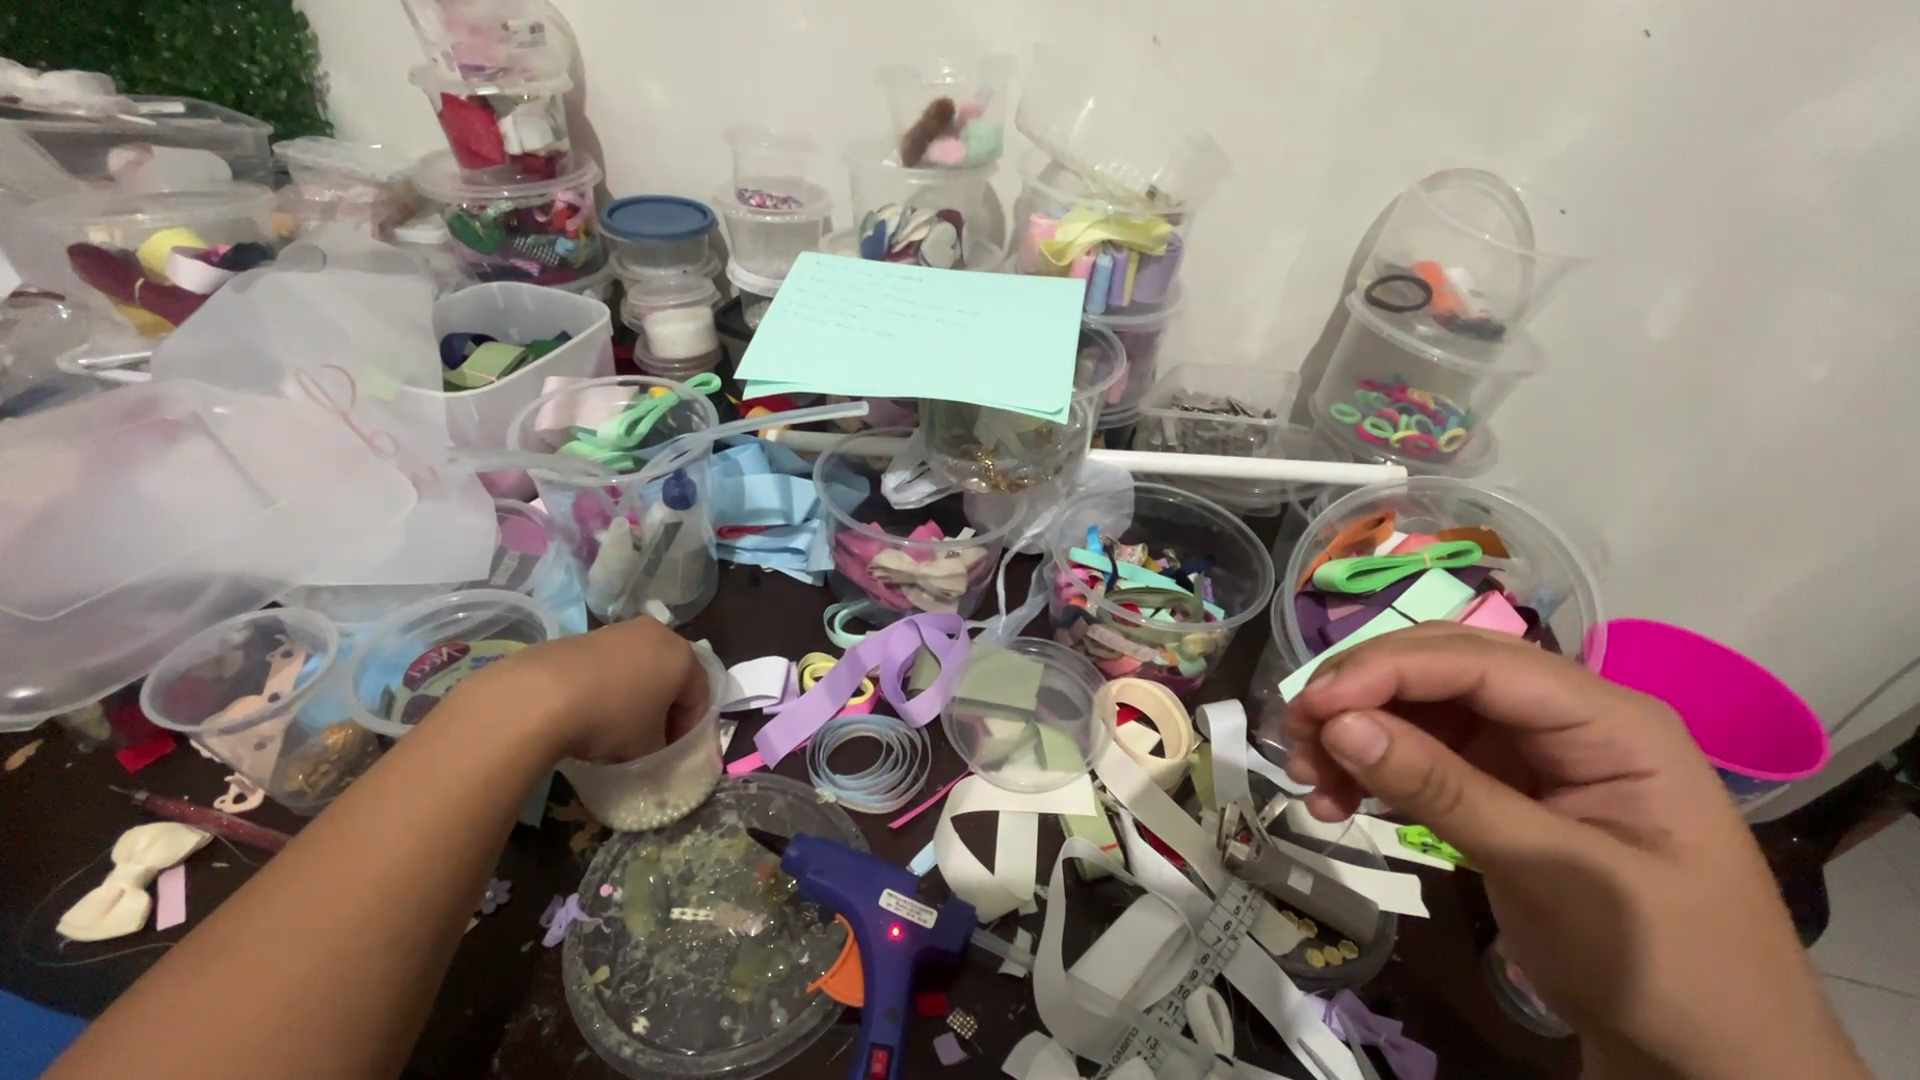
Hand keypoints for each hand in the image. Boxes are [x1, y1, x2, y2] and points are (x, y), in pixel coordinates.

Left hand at [445, 617, 709, 764]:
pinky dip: (608, 687)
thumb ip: (660, 751)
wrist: (540, 696)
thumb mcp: (646, 748)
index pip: (698, 695)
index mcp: (683, 657)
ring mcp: (618, 631)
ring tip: (616, 727)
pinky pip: (609, 665)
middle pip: (670, 676)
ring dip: (635, 696)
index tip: (672, 752)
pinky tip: (590, 712)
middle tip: (650, 739)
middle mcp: (657, 635)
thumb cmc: (611, 718)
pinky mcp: (584, 636)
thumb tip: (654, 754)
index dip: (688, 728)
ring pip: (639, 668)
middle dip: (664, 708)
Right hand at [1281, 623, 1865, 1079]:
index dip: (1387, 670)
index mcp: (1607, 720)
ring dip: (1355, 734)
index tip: (1312, 706)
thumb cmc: (1663, 964)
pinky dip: (1370, 771)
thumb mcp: (1552, 874)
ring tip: (1307, 779)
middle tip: (1295, 734)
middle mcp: (1563, 718)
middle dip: (1361, 694)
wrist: (1711, 1060)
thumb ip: (1444, 791)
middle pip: (1440, 671)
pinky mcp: (1500, 787)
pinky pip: (1419, 756)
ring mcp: (1529, 752)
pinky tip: (1336, 800)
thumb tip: (1338, 724)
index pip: (1479, 662)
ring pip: (1419, 710)